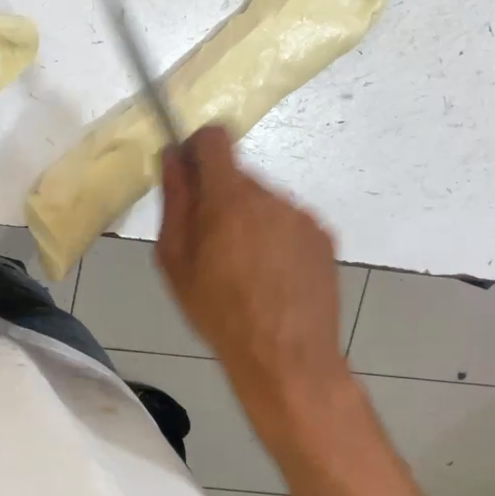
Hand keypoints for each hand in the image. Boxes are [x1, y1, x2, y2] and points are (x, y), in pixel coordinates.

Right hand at [156, 127, 347, 397]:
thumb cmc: (218, 310)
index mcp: (229, 198)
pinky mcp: (322, 237)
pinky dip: (272, 237)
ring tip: (239, 266)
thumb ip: (174, 201)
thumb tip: (172, 158)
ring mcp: (302, 216)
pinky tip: (267, 275)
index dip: (195, 147)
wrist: (286, 356)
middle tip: (206, 242)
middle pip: (236, 175)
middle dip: (217, 197)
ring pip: (262, 200)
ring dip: (245, 219)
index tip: (185, 172)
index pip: (214, 139)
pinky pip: (286, 222)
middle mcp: (271, 197)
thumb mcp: (175, 259)